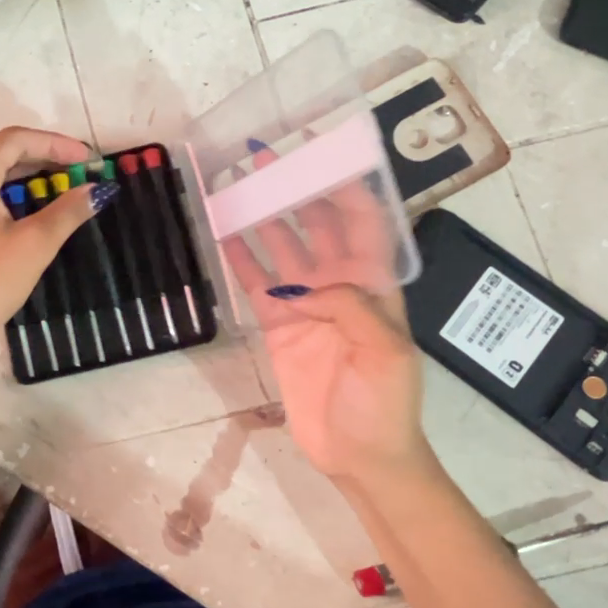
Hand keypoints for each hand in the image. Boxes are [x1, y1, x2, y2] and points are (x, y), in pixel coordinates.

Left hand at [0, 128, 112, 394]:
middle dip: (45, 157)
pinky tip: (34, 211)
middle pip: (3, 152)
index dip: (56, 143)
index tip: (89, 160)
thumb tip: (98, 190)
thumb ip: (68, 210)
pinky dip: (12, 194)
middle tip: (81, 173)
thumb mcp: (36, 243)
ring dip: (30, 176)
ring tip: (64, 189)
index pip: (16, 139)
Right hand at [222, 157, 428, 482]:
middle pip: (316, 223)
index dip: (343, 184)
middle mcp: (340, 282)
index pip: (362, 220)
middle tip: (263, 158)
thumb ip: (351, 307)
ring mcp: (305, 301)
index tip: (319, 153)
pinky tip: (221, 231)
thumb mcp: (386, 353)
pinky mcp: (277, 323)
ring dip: (261, 215)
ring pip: (281, 246)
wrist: (360, 454)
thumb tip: (301, 284)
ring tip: (236, 184)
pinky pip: (255, 281)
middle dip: (295, 189)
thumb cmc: (386, 403)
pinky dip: (239, 256)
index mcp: (375, 283)